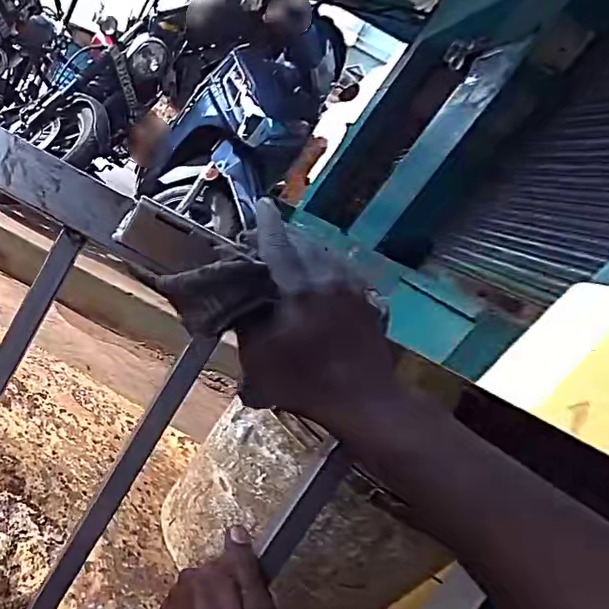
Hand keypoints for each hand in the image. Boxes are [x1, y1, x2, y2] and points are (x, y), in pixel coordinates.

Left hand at [161, 527, 279, 608]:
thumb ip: (247, 568)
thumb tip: (236, 532)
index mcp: (213, 571)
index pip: (236, 558)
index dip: (249, 580)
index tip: (255, 603)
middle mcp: (190, 577)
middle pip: (218, 574)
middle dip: (231, 592)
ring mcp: (175, 596)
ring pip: (203, 590)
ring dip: (214, 605)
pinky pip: (190, 606)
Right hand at [235, 199, 394, 426]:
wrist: (363, 402)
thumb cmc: (304, 383)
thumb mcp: (259, 356)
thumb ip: (247, 319)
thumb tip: (240, 294)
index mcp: (300, 287)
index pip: (278, 242)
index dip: (266, 223)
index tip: (260, 205)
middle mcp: (329, 278)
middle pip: (304, 243)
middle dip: (283, 238)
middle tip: (264, 242)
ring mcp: (354, 288)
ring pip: (326, 255)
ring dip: (305, 251)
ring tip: (289, 259)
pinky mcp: (368, 301)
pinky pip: (342, 271)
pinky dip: (324, 267)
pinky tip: (318, 280)